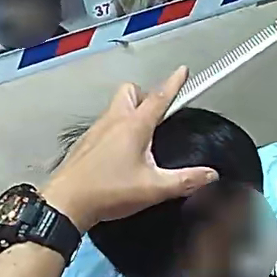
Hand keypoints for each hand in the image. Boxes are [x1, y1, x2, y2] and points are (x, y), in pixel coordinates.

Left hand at [42, 67, 217, 230]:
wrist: (66, 204)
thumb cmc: (108, 192)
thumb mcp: (154, 188)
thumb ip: (185, 180)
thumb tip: (210, 174)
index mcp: (134, 127)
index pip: (159, 97)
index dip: (173, 83)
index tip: (181, 71)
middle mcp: (113, 122)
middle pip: (131, 92)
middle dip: (145, 95)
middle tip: (156, 112)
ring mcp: (96, 131)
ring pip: (116, 107)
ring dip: (130, 112)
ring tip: (141, 136)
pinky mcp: (85, 144)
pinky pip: (104, 126)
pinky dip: (116, 130)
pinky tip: (120, 152)